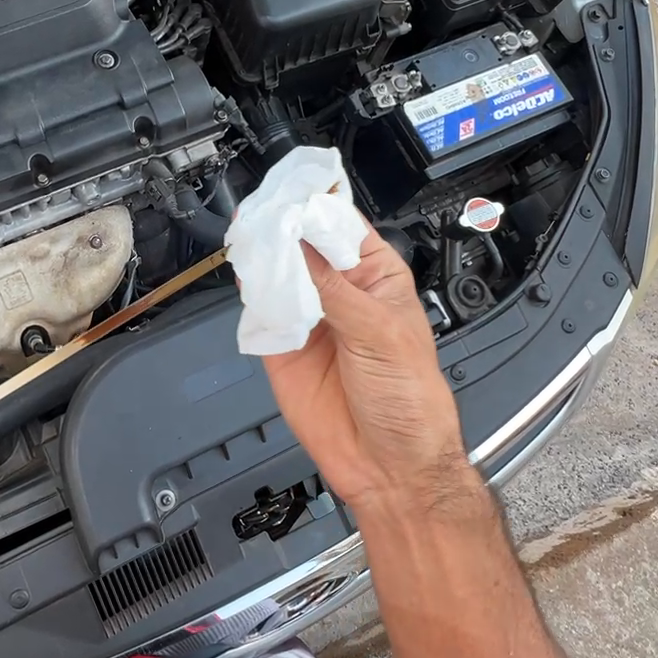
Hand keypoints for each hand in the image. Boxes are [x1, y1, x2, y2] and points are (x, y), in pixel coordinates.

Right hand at [260, 225, 474, 518]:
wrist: (387, 467)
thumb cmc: (409, 399)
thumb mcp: (379, 334)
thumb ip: (334, 289)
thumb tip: (300, 243)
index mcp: (375, 277)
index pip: (341, 227)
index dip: (317, 205)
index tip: (292, 190)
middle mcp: (338, 292)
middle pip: (301, 246)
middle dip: (282, 229)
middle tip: (261, 215)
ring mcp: (308, 318)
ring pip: (276, 275)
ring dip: (262, 259)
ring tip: (249, 243)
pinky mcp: (281, 346)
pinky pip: (259, 312)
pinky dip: (249, 296)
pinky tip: (247, 283)